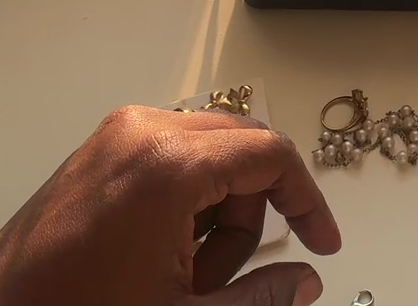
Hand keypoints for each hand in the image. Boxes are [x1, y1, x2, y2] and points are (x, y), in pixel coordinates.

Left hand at [0, 106, 340, 305]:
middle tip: (227, 283)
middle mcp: (144, 128)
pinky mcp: (96, 149)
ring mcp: (115, 134)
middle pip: (240, 147)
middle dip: (253, 211)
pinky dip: (184, 201)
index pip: (270, 153)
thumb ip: (260, 299)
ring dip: (217, 212)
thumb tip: (306, 280)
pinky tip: (159, 258)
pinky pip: (169, 156)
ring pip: (207, 152)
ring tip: (184, 280)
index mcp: (169, 161)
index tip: (321, 246)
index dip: (307, 199)